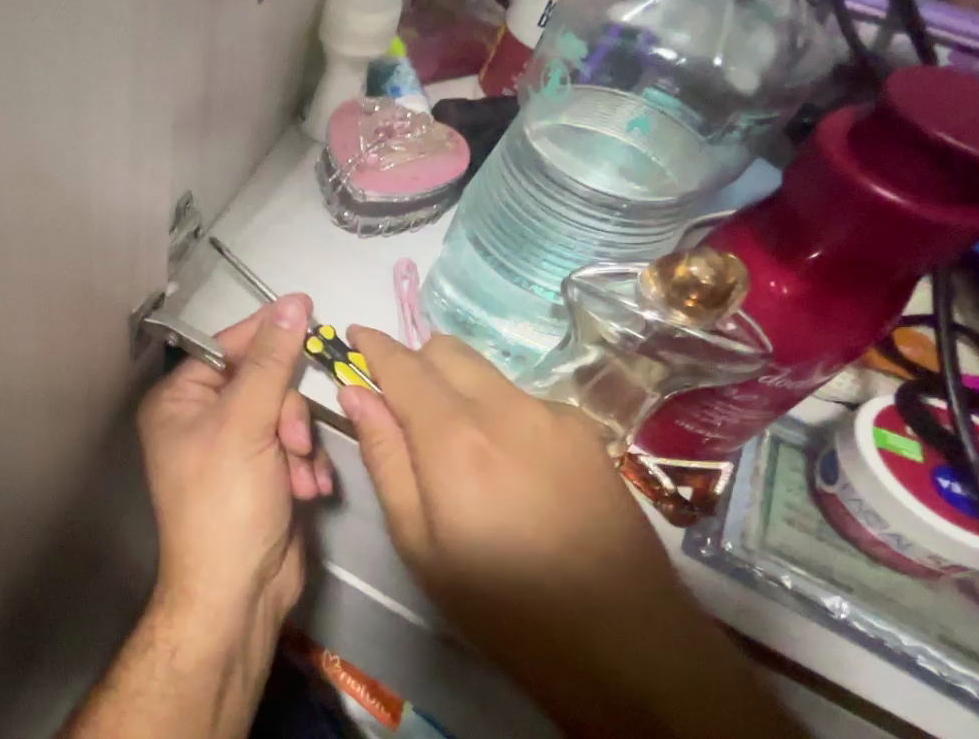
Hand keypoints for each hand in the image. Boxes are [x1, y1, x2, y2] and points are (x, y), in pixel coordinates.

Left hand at [137, 295, 332, 628]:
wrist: (239, 594)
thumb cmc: (226, 503)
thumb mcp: (246, 423)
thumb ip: (272, 361)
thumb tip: (292, 302)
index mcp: (180, 400)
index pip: (227, 347)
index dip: (266, 332)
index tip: (308, 310)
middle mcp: (202, 419)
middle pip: (263, 381)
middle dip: (286, 413)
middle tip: (291, 442)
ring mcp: (233, 448)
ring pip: (285, 414)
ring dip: (300, 443)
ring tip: (299, 475)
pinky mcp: (262, 474)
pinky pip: (293, 447)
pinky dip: (305, 466)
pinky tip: (307, 491)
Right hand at [338, 329, 800, 738]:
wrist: (626, 641)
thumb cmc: (500, 604)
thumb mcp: (419, 542)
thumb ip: (384, 456)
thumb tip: (356, 394)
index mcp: (455, 437)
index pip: (402, 364)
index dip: (372, 344)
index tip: (353, 337)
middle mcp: (505, 407)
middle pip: (446, 350)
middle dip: (414, 362)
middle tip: (398, 403)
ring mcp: (553, 415)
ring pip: (486, 372)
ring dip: (456, 386)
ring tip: (456, 445)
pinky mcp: (586, 432)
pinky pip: (523, 398)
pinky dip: (497, 410)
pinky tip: (509, 466)